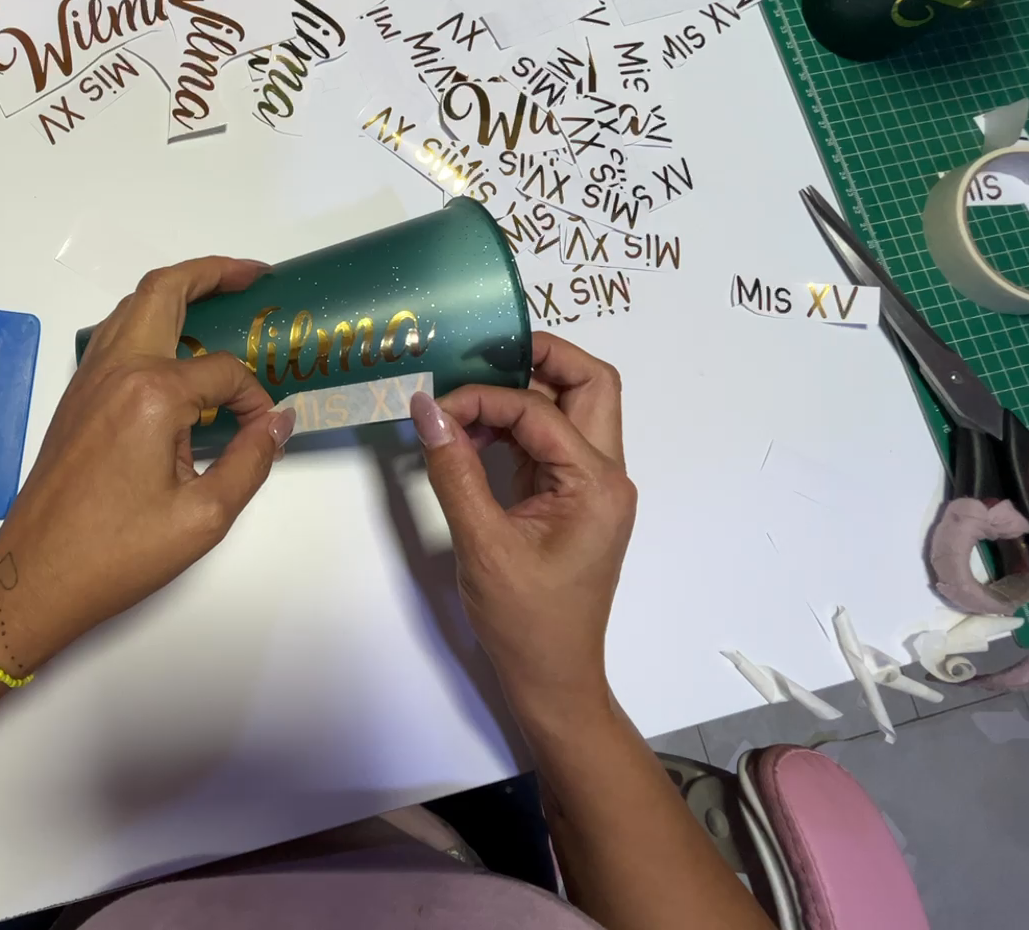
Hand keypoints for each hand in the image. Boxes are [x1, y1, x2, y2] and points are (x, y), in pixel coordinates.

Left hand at [0, 257, 296, 676]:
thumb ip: (251, 460)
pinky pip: (115, 335)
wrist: (37, 575)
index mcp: (151, 394)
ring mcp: (88, 378)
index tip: (263, 432)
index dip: (255, 398)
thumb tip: (279, 421)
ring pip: (132, 306)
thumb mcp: (203, 517)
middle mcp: (116, 370)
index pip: (223, 372)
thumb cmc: (118, 553)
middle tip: (254, 275)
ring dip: (176, 291)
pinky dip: (150, 321)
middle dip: (212, 271)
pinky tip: (175, 348)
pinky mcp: (75, 396)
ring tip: (217, 299)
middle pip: (163, 290)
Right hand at [408, 333, 635, 716]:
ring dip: (521, 391)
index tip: (433, 408)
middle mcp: (604, 474)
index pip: (538, 410)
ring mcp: (590, 485)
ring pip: (572, 407)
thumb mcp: (481, 543)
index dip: (483, 397)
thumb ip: (453, 470)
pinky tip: (469, 433)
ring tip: (463, 399)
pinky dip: (511, 425)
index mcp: (594, 484)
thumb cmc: (523, 618)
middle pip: (591, 384)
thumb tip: (424, 408)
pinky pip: (546, 440)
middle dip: (539, 357)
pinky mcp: (568, 496)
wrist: (551, 675)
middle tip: (480, 354)